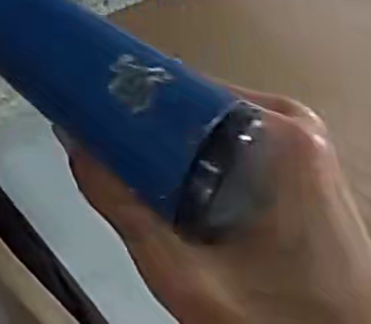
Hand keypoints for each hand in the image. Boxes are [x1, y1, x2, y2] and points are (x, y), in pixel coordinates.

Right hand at [68, 86, 370, 323]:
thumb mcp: (189, 282)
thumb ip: (124, 208)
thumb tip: (71, 135)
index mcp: (278, 132)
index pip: (178, 88)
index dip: (126, 98)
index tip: (83, 112)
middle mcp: (291, 120)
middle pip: (189, 105)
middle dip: (145, 132)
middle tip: (110, 165)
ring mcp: (299, 140)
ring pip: (203, 125)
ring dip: (166, 151)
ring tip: (139, 187)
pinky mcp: (299, 162)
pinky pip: (225, 143)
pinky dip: (193, 163)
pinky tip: (176, 198)